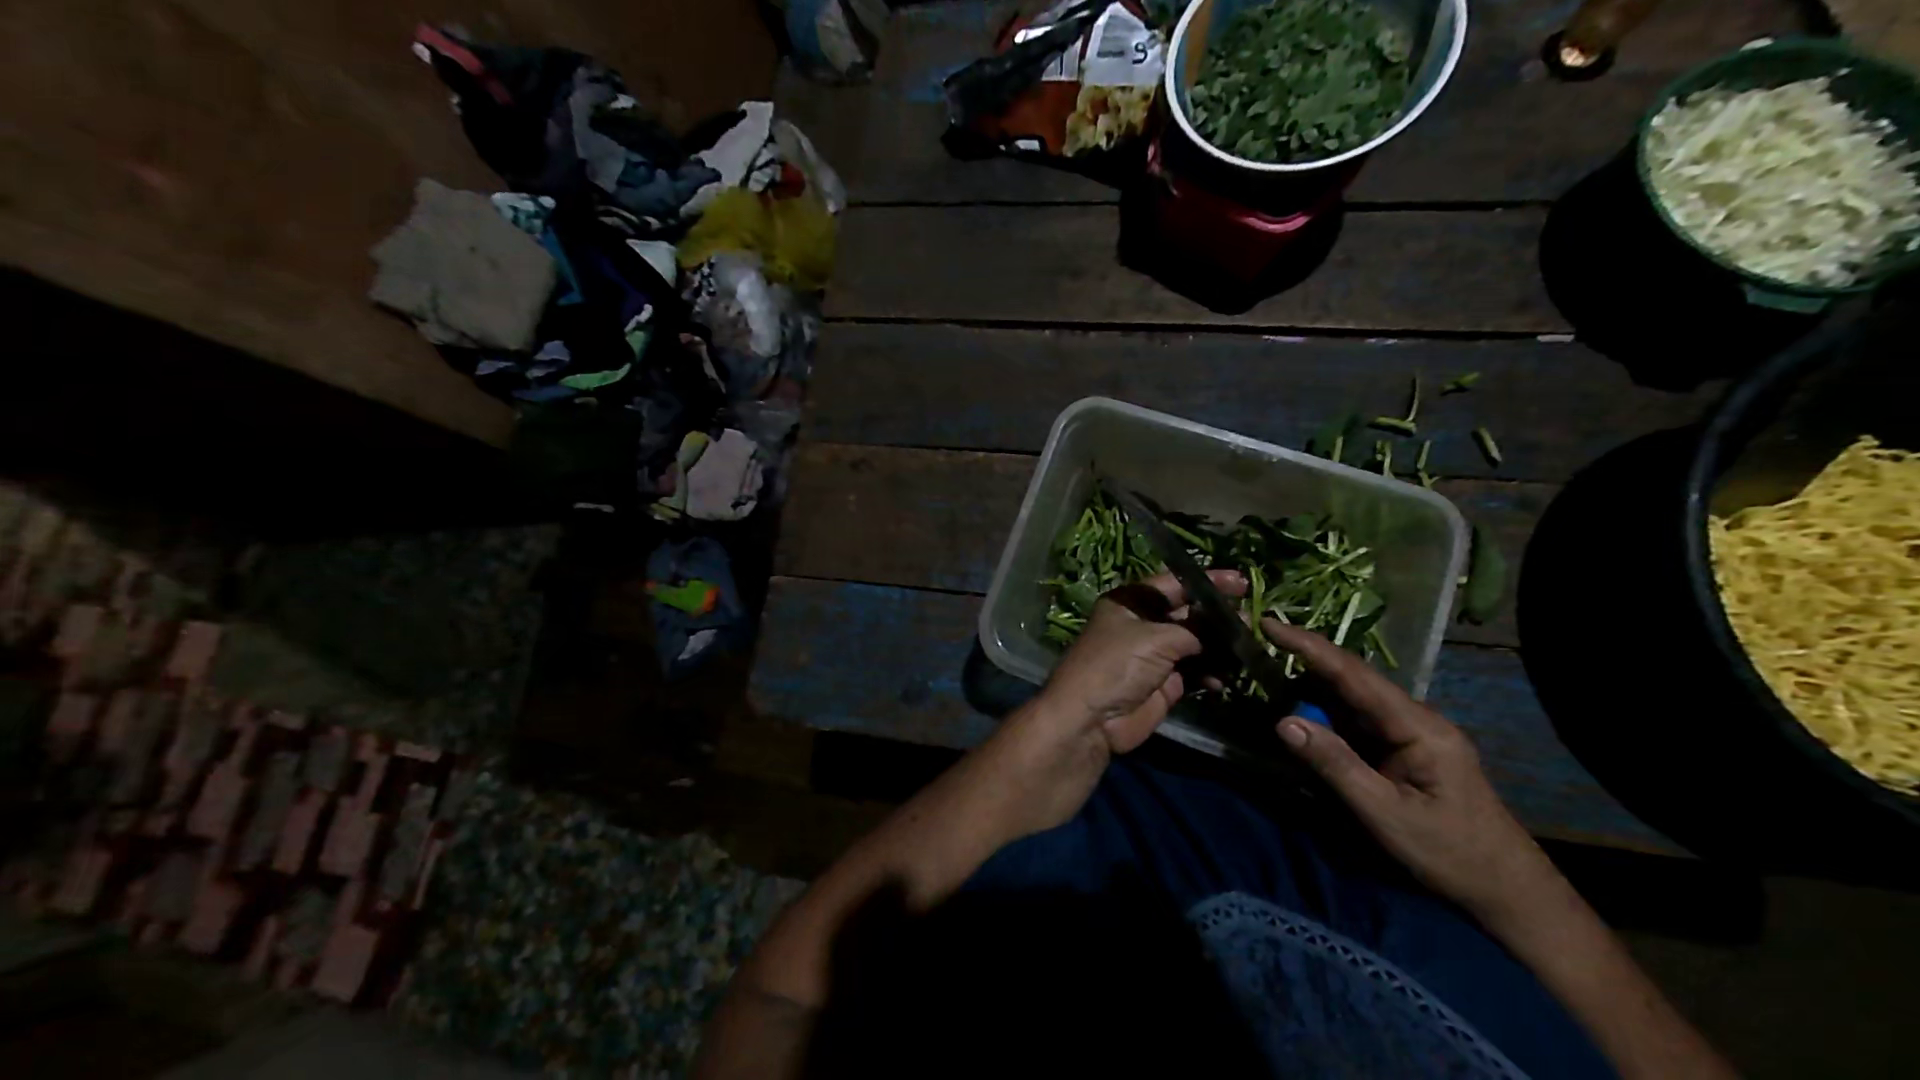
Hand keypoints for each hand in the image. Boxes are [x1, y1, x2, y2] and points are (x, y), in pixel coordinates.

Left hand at [982, 570, 1243, 836]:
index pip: (1174, 584)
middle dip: (1218, 617)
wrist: (1091, 720)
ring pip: (1196, 644)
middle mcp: (1143, 625)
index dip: (1206, 582)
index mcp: (1131, 602)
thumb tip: (1226, 627)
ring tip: (1246, 649)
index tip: (1241, 582)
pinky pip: (1197, 672)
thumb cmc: (1115, 665)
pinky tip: (1229, 676)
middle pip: (1188, 614)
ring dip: (1220, 647)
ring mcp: (1154, 655)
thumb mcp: (1156, 638)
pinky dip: (1213, 673)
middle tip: (1250, 621)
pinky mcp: (1165, 683)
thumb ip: (1194, 629)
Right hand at [1262, 620, 1558, 921]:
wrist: (1508, 890)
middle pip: (1352, 678)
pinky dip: (1323, 707)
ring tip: (1267, 665)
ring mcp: (1410, 733)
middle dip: (1306, 655)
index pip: (1353, 675)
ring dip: (1311, 680)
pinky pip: (1356, 719)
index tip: (1270, 623)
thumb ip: (1334, 765)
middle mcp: (1414, 719)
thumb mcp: (1385, 814)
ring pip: (1352, 697)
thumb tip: (1284, 721)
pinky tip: (1298, 703)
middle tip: (1260, 638)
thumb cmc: (1449, 853)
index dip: (1309, 647)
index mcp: (1417, 726)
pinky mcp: (1403, 750)